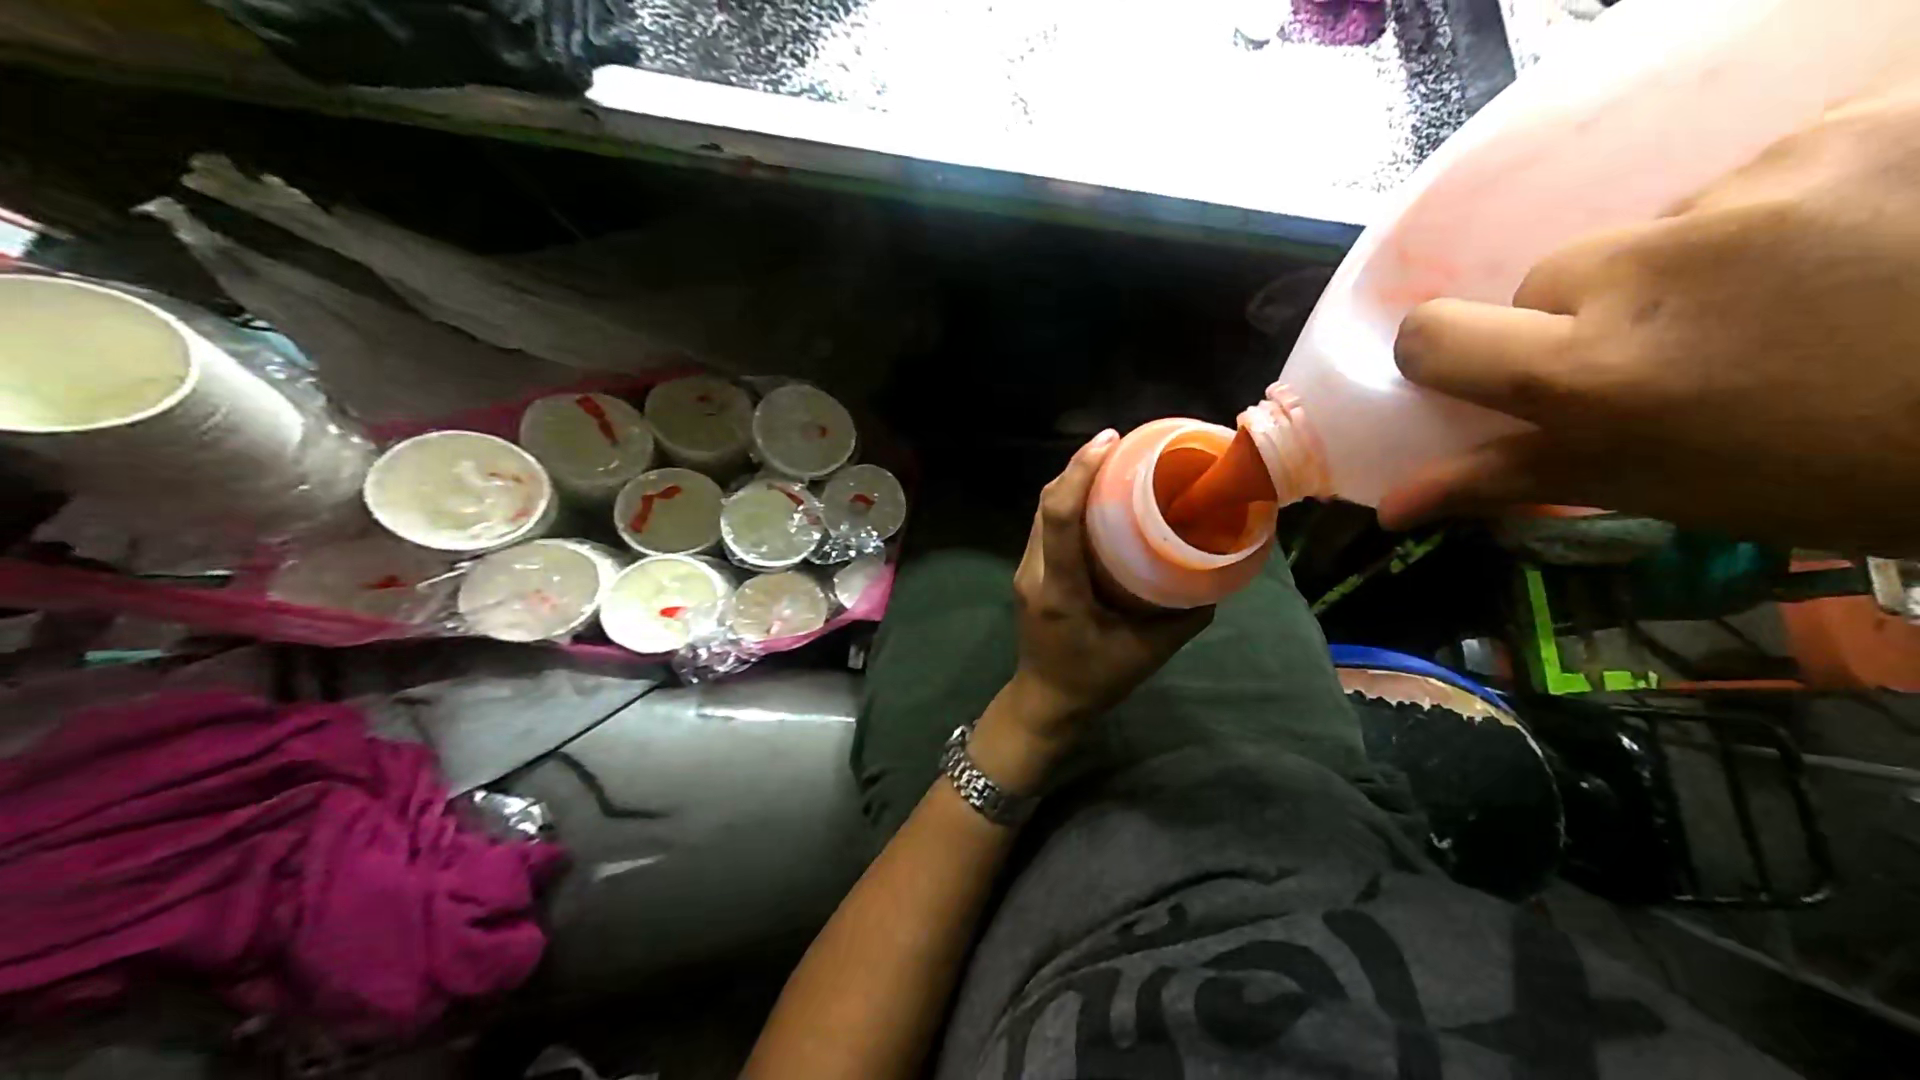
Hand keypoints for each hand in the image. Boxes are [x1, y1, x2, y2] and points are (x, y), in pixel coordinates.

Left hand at [999, 430, 1213, 745]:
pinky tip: (1098, 499)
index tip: (1110, 440)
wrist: (1045, 702)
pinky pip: (1045, 526)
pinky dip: (1068, 503)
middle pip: (1047, 504)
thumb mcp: (1149, 652)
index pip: (1059, 518)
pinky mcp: (1027, 572)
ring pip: (1042, 511)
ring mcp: (1025, 571)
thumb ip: (1185, 614)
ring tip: (1112, 462)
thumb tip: (1216, 574)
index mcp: (1060, 591)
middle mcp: (1034, 573)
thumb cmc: (1096, 680)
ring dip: (1073, 482)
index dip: (1080, 472)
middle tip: (1121, 445)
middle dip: (1079, 466)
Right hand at [1382, 79, 1919, 553]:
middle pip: (1553, 278)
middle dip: (1589, 314)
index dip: (1440, 353)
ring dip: (1694, 261)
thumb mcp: (1653, 484)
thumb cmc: (1833, 473)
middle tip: (1682, 351)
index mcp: (1592, 375)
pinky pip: (1768, 164)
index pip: (1434, 336)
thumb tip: (1390, 508)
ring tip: (1796, 297)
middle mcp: (1652, 273)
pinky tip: (1867, 240)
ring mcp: (1764, 185)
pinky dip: (1794, 203)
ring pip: (1660, 225)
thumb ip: (1507, 478)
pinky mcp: (1870, 120)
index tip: (1486, 368)